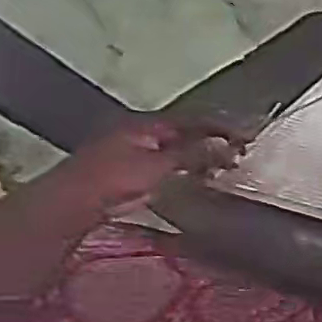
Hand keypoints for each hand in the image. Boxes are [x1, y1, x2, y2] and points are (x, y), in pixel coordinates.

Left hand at [39, 118, 246, 217]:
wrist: (75, 201)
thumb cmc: (113, 178)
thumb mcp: (161, 164)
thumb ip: (196, 154)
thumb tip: (228, 147)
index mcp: (146, 124)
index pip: (193, 120)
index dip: (221, 128)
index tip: (247, 138)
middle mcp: (140, 132)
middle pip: (187, 133)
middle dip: (214, 142)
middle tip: (239, 153)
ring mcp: (135, 151)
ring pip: (179, 149)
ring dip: (203, 157)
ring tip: (225, 166)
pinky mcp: (134, 170)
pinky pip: (172, 163)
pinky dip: (190, 168)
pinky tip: (201, 178)